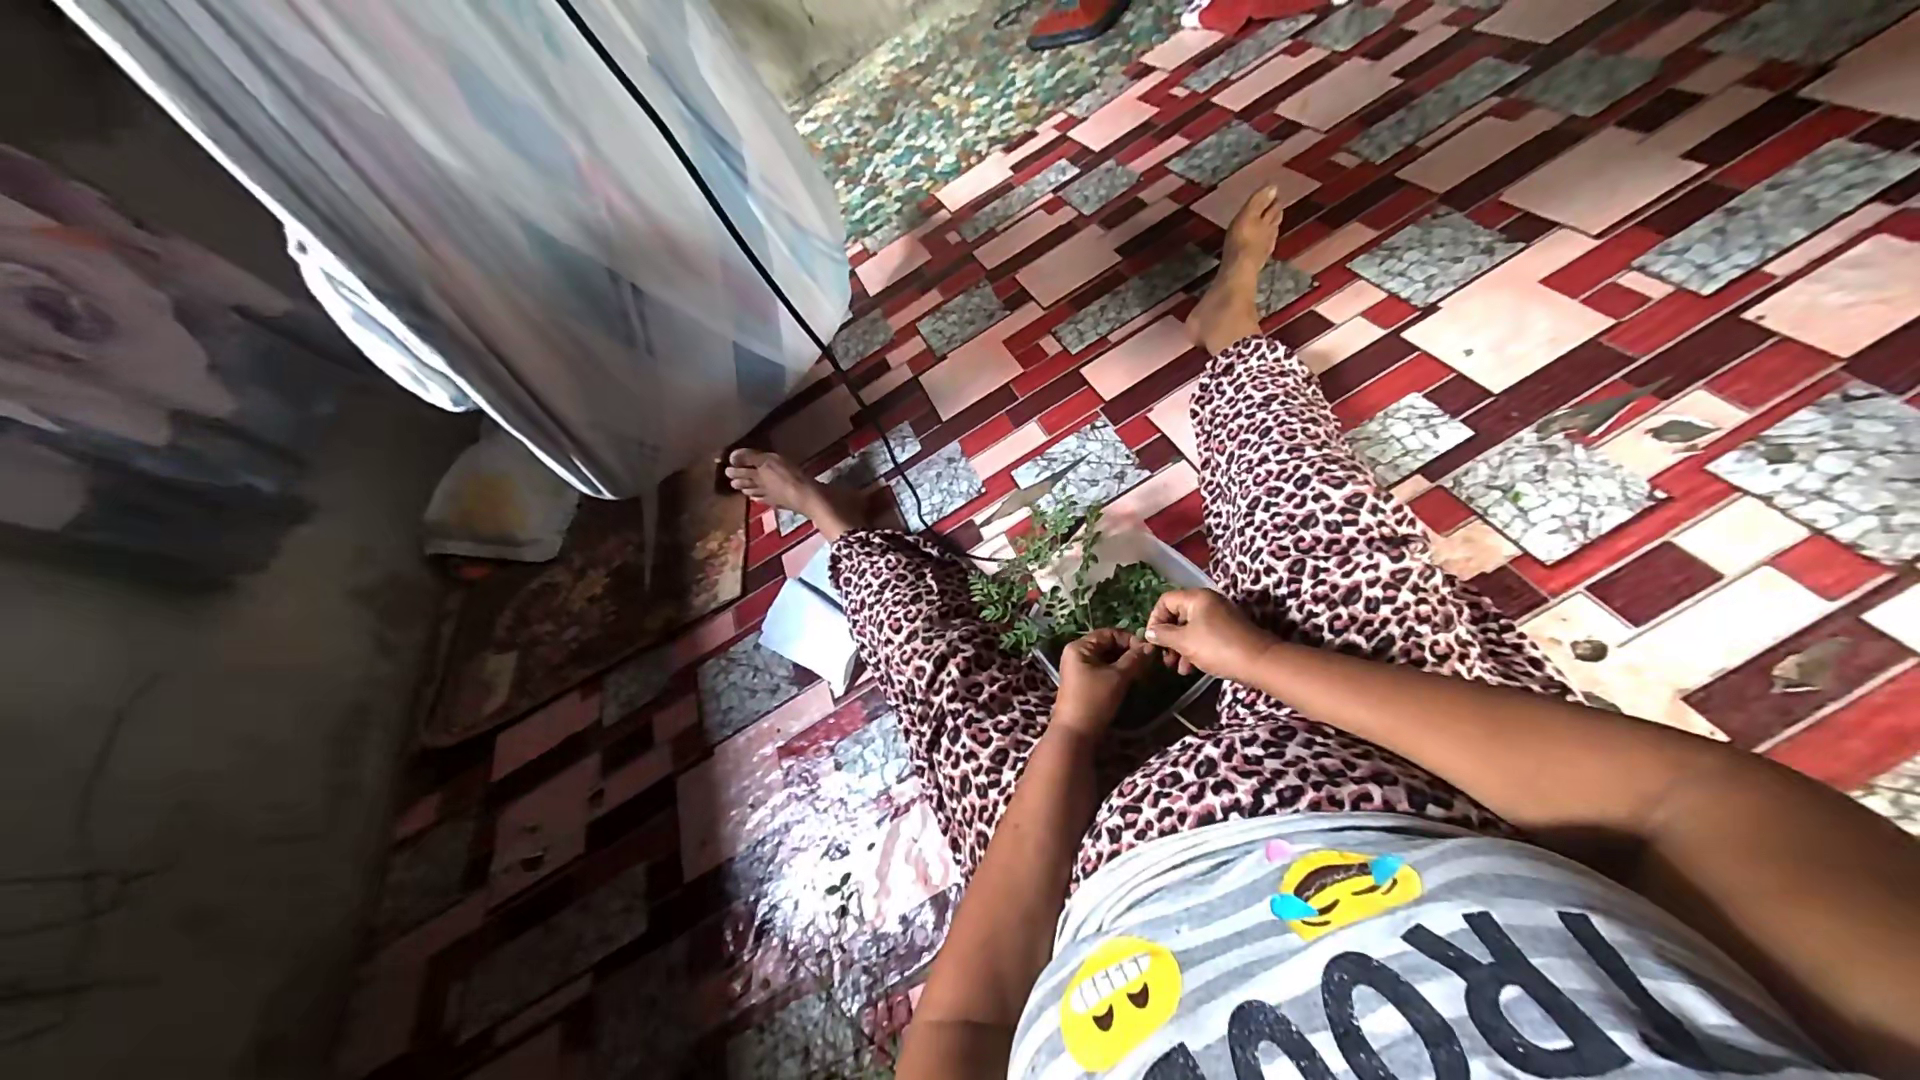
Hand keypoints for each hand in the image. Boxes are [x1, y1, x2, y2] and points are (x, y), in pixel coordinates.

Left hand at [1052, 629, 1154, 737]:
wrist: (1075, 733)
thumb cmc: (1094, 700)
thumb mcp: (1117, 677)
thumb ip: (1134, 659)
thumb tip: (1150, 647)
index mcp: (1079, 647)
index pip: (1108, 633)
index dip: (1129, 639)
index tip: (1147, 651)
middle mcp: (1076, 654)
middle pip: (1107, 645)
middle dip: (1128, 652)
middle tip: (1147, 663)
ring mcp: (1079, 668)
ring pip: (1107, 658)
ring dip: (1125, 663)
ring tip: (1142, 672)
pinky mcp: (1084, 682)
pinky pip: (1103, 670)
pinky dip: (1118, 672)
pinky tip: (1132, 680)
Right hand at [1144, 589, 1274, 680]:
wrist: (1259, 662)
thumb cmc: (1217, 647)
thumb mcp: (1184, 641)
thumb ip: (1163, 635)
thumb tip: (1149, 632)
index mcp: (1196, 598)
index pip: (1165, 601)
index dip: (1154, 619)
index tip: (1152, 640)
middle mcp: (1207, 602)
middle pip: (1177, 615)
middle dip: (1167, 637)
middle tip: (1164, 656)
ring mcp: (1219, 616)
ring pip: (1190, 628)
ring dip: (1180, 647)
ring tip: (1177, 668)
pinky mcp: (1227, 631)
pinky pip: (1203, 636)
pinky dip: (1194, 649)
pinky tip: (1190, 668)